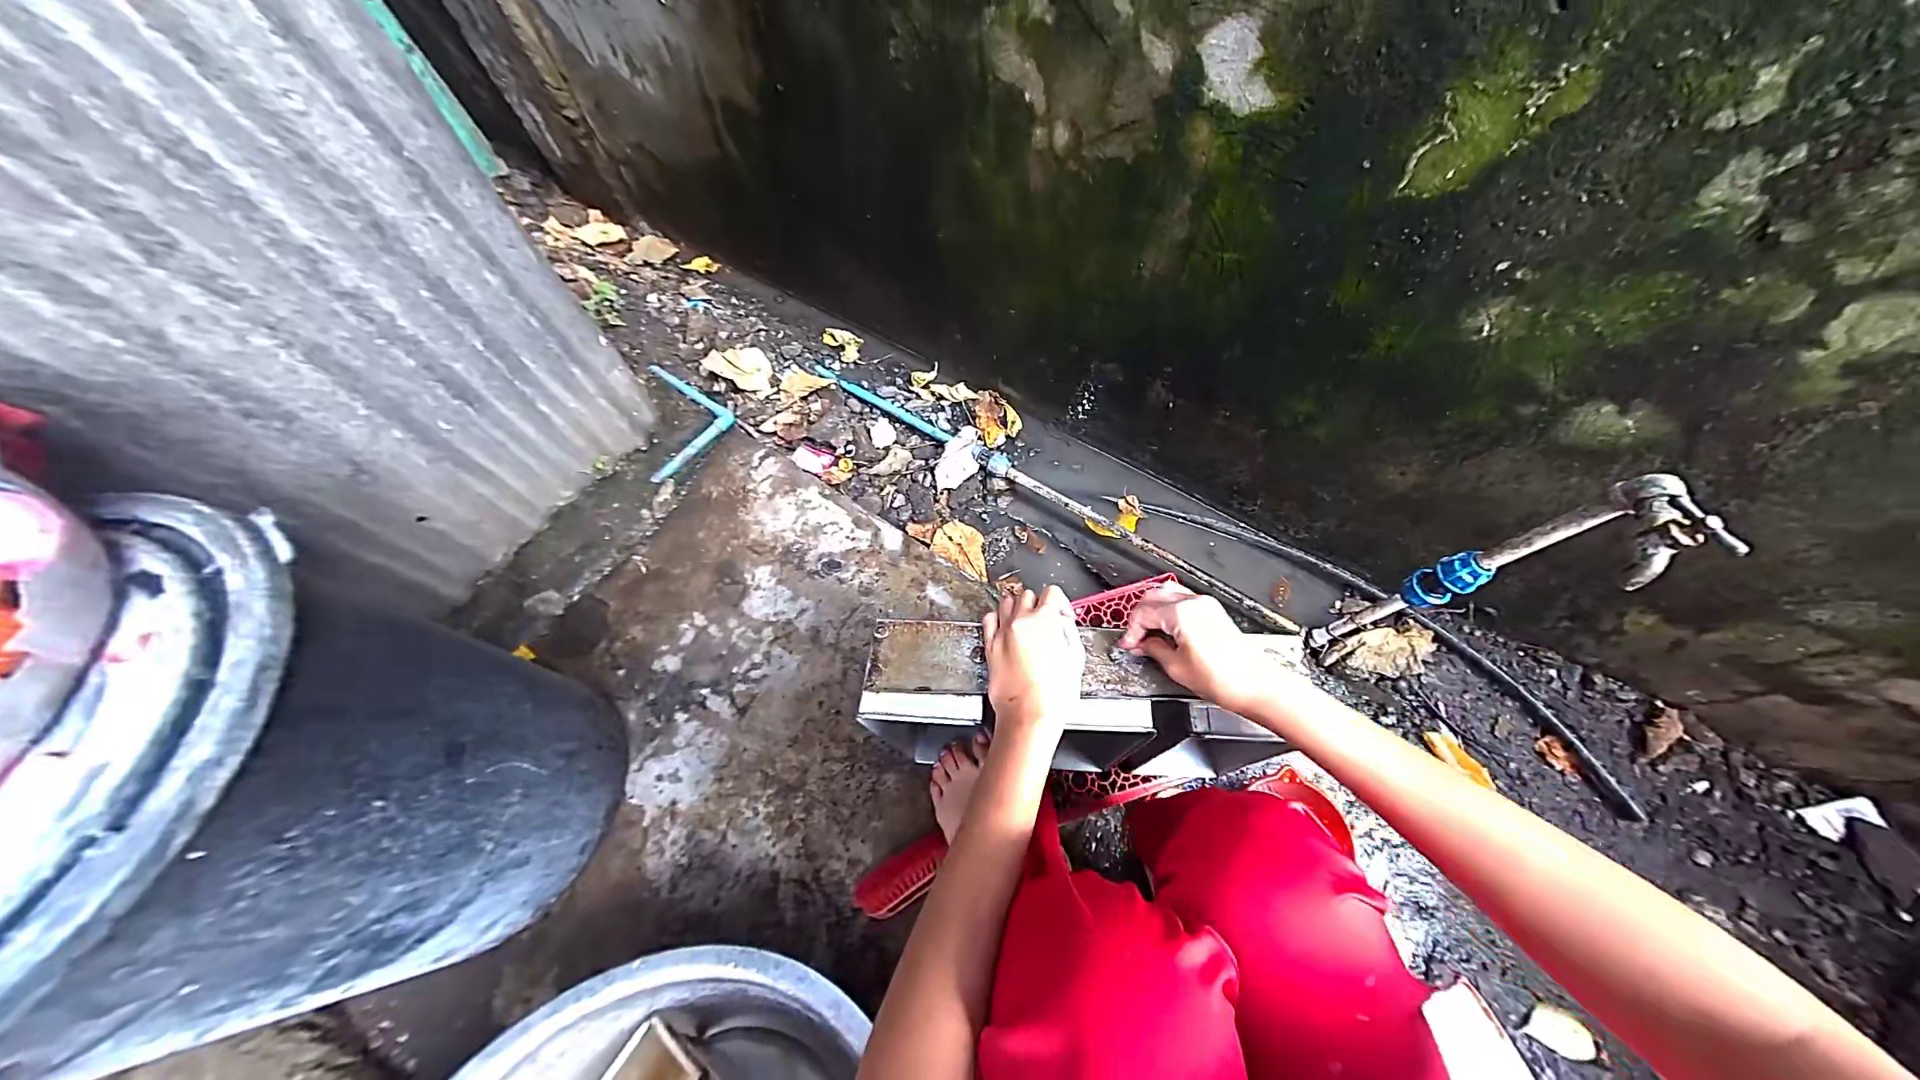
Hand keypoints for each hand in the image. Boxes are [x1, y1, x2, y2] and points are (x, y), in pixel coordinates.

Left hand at [981, 586, 1083, 738]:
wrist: (1029, 715)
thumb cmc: (1054, 694)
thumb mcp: (1076, 657)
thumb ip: (1068, 630)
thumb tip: (1062, 620)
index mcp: (1045, 620)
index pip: (1052, 593)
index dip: (1060, 603)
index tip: (1062, 614)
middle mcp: (1021, 621)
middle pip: (1028, 595)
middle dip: (1038, 605)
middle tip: (1044, 621)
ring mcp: (1003, 632)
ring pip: (1006, 602)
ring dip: (1017, 608)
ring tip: (1024, 622)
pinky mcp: (990, 645)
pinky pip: (989, 619)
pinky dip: (997, 618)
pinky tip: (1005, 627)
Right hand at [1117, 583, 1279, 711]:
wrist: (1257, 686)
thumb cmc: (1226, 679)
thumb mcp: (1176, 667)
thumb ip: (1153, 649)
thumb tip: (1141, 644)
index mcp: (1181, 613)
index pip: (1143, 613)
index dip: (1130, 630)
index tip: (1127, 643)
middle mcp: (1195, 603)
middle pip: (1153, 596)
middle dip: (1138, 616)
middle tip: (1133, 637)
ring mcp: (1206, 605)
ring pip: (1168, 594)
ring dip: (1153, 610)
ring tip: (1147, 633)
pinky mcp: (1214, 612)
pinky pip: (1183, 601)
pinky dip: (1168, 611)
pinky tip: (1165, 630)